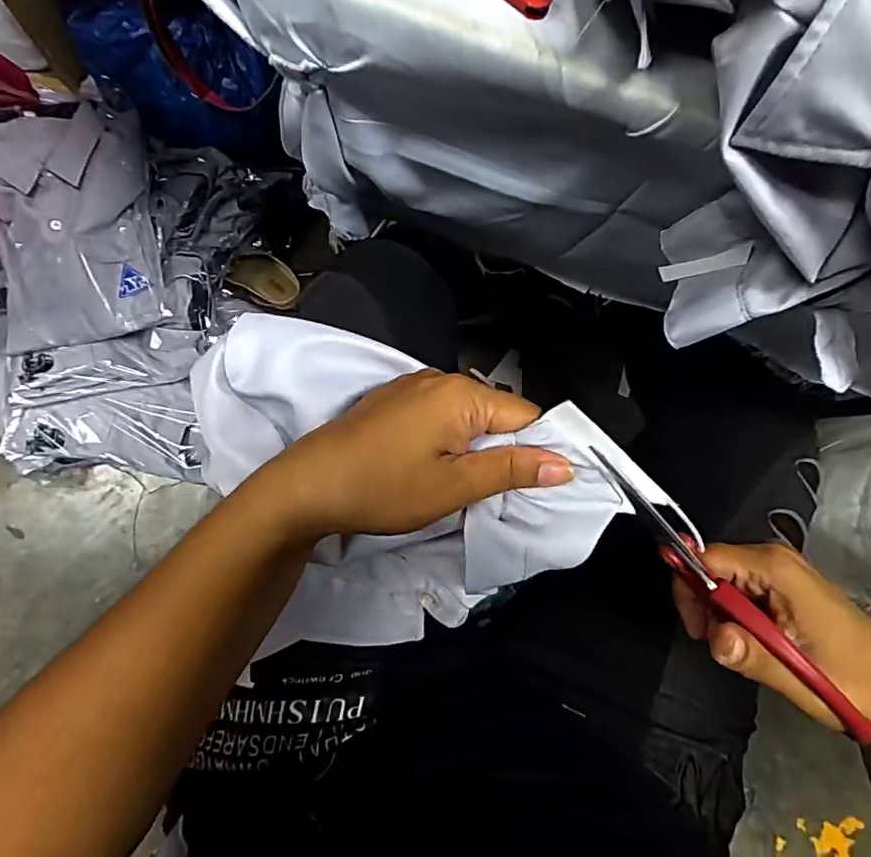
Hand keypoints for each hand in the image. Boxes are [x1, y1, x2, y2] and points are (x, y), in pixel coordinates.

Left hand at [233, 370, 573, 541]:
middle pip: (498, 412)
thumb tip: (562, 463)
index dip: (540, 449)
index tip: (539, 484)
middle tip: (493, 491)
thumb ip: (510, 470)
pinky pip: (441, 414)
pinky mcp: (396, 400)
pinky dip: (448, 439)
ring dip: (475, 447)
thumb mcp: (453, 485)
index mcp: (461, 394)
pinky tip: (432, 466)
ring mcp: (413, 387)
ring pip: (469, 415)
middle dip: (505, 450)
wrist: (308, 485)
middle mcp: (439, 379)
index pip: (527, 414)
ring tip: (460, 483)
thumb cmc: (380, 486)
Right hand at [674, 543, 870, 740]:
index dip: (690, 589)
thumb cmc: (858, 683)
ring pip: (722, 581)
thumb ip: (750, 654)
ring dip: (722, 616)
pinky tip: (758, 642)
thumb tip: (712, 637)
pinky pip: (740, 590)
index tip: (698, 630)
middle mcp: (775, 558)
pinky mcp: (783, 585)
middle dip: (705, 607)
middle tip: (724, 647)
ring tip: (748, 650)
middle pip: (710, 567)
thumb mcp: (799, 677)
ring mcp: (780, 570)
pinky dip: (737, 617)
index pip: (704, 556)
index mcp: (776, 567)